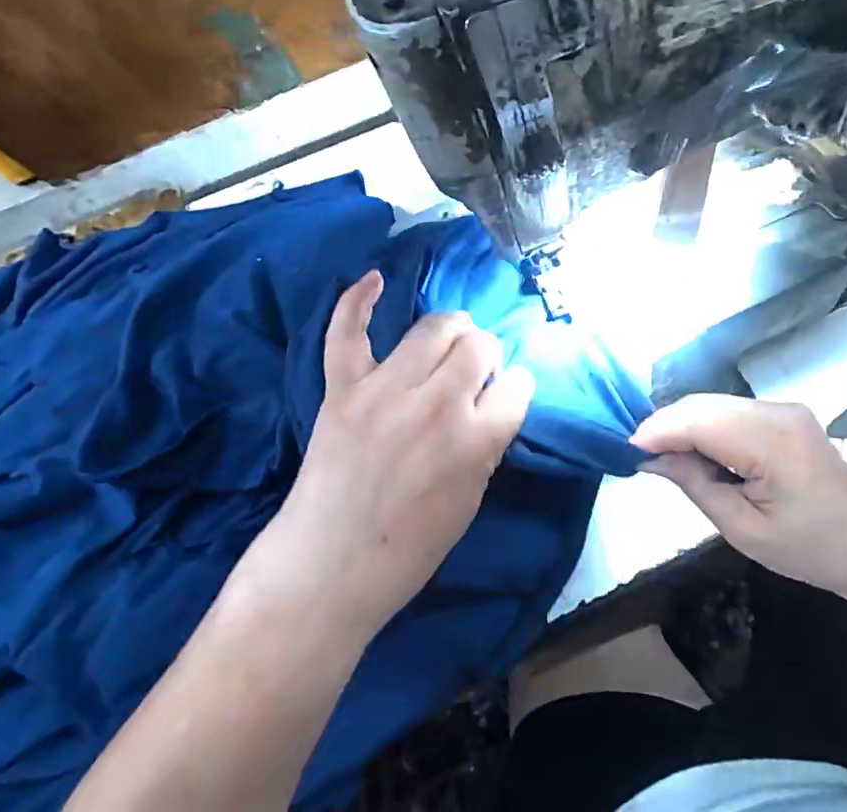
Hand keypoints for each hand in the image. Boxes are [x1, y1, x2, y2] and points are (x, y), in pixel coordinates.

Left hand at [250, 271, 536, 634]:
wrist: (329, 566)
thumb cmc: (407, 549)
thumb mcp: (469, 501)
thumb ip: (485, 445)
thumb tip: (489, 404)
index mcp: (475, 440)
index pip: (517, 385)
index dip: (514, 387)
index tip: (505, 393)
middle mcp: (436, 404)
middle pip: (479, 346)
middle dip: (486, 354)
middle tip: (474, 370)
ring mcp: (385, 391)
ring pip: (433, 327)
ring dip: (451, 327)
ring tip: (450, 335)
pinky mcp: (343, 388)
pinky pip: (349, 332)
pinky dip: (358, 300)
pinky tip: (374, 278)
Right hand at [634, 396, 846, 594]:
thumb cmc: (811, 547)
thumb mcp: (744, 530)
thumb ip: (695, 486)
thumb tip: (650, 459)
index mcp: (774, 445)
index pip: (700, 423)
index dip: (659, 432)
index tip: (627, 451)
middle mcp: (778, 413)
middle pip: (701, 405)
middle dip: (664, 426)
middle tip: (640, 456)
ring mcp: (781, 407)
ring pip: (710, 403)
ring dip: (680, 424)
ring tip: (663, 456)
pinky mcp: (780, 410)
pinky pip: (725, 408)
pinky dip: (701, 424)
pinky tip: (693, 449)